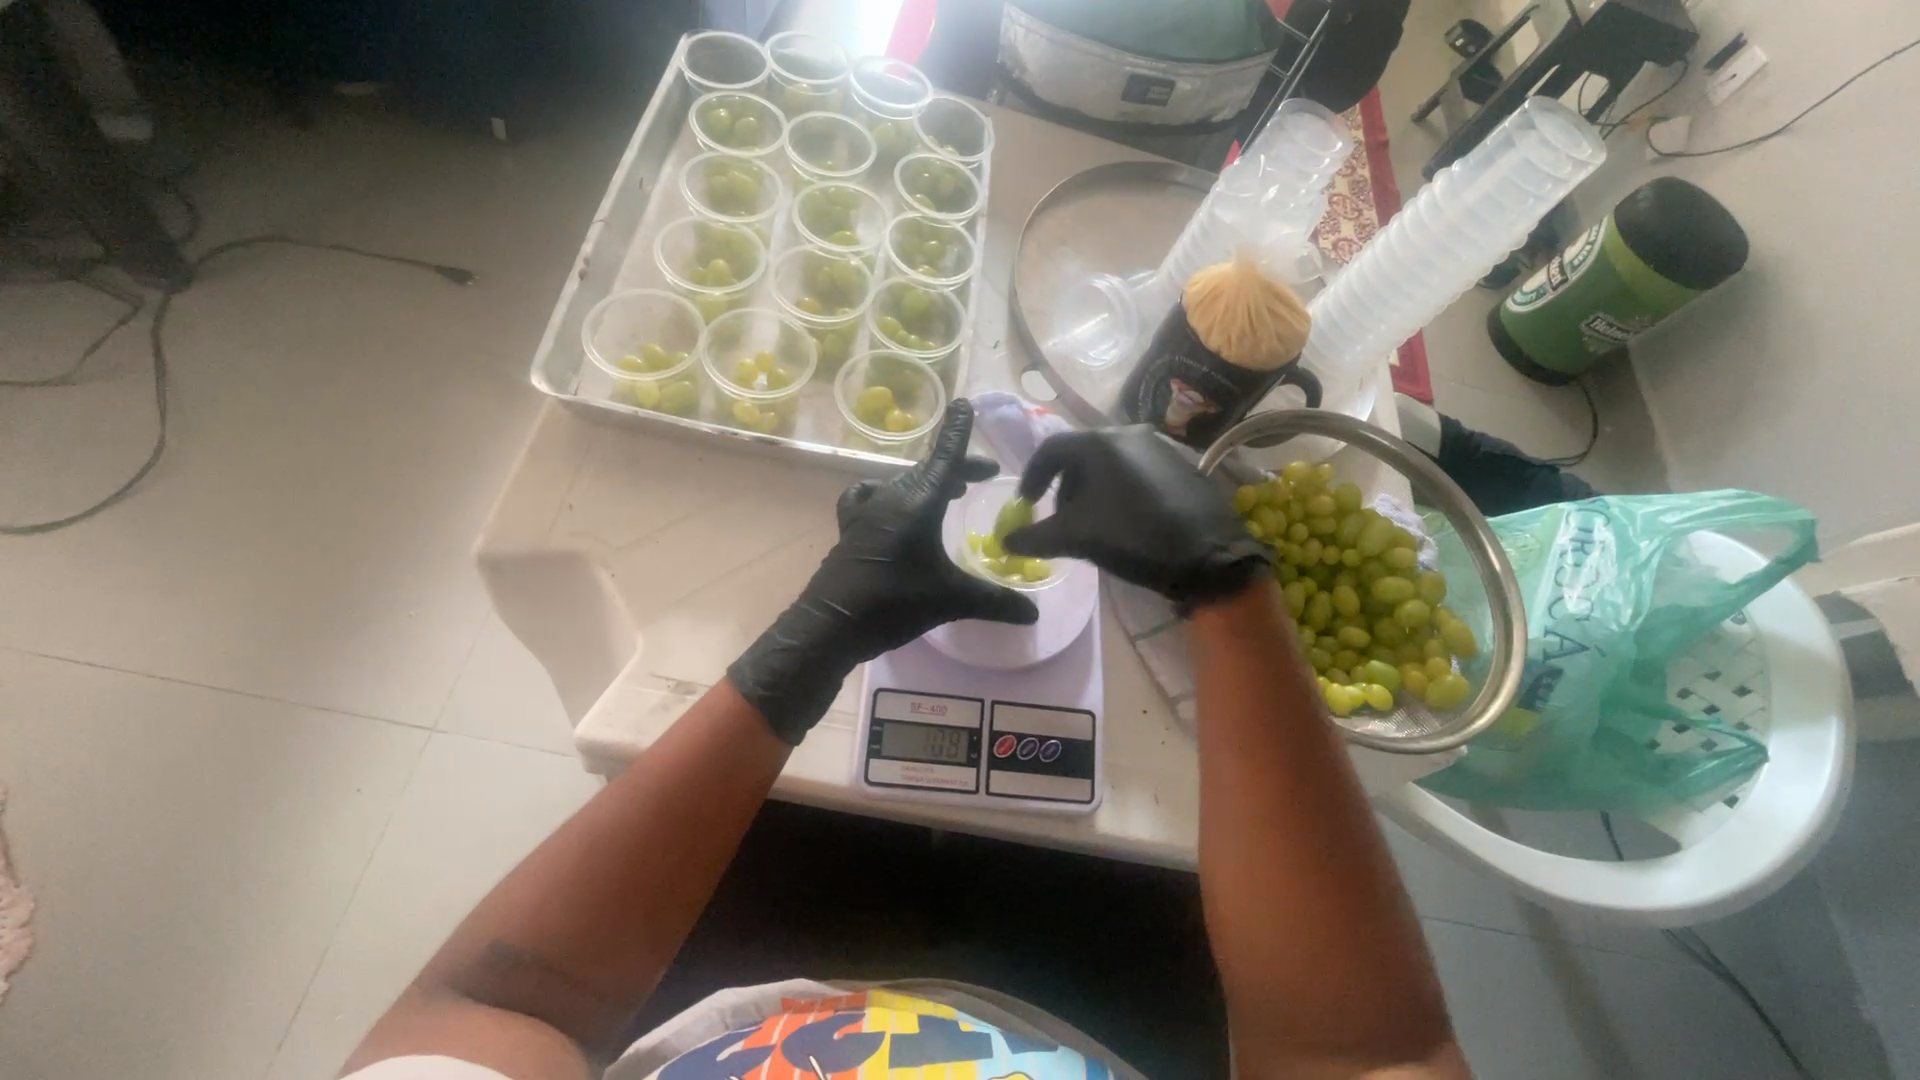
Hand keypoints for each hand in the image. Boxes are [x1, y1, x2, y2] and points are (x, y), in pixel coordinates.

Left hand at [727, 400, 1038, 742]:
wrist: (831, 625)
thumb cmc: (893, 604)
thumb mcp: (950, 601)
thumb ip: (994, 602)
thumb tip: (1034, 613)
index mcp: (917, 504)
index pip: (944, 459)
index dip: (958, 433)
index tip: (965, 404)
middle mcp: (890, 499)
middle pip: (928, 470)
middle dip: (958, 467)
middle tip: (983, 476)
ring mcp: (866, 512)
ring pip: (902, 483)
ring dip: (928, 481)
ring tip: (949, 491)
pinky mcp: (850, 529)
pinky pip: (871, 497)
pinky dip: (888, 494)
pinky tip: (890, 507)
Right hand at [1005, 425, 1267, 610]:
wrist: (1210, 554)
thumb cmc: (1136, 537)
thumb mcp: (1078, 538)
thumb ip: (1035, 537)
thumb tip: (1007, 542)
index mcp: (1101, 443)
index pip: (1051, 450)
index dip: (1032, 477)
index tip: (1027, 504)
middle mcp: (1129, 435)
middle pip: (1081, 456)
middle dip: (1064, 489)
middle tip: (1061, 521)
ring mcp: (1160, 448)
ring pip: (1110, 465)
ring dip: (1092, 493)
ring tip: (1094, 526)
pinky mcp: (1181, 466)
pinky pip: (1136, 473)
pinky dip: (1120, 494)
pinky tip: (1127, 524)